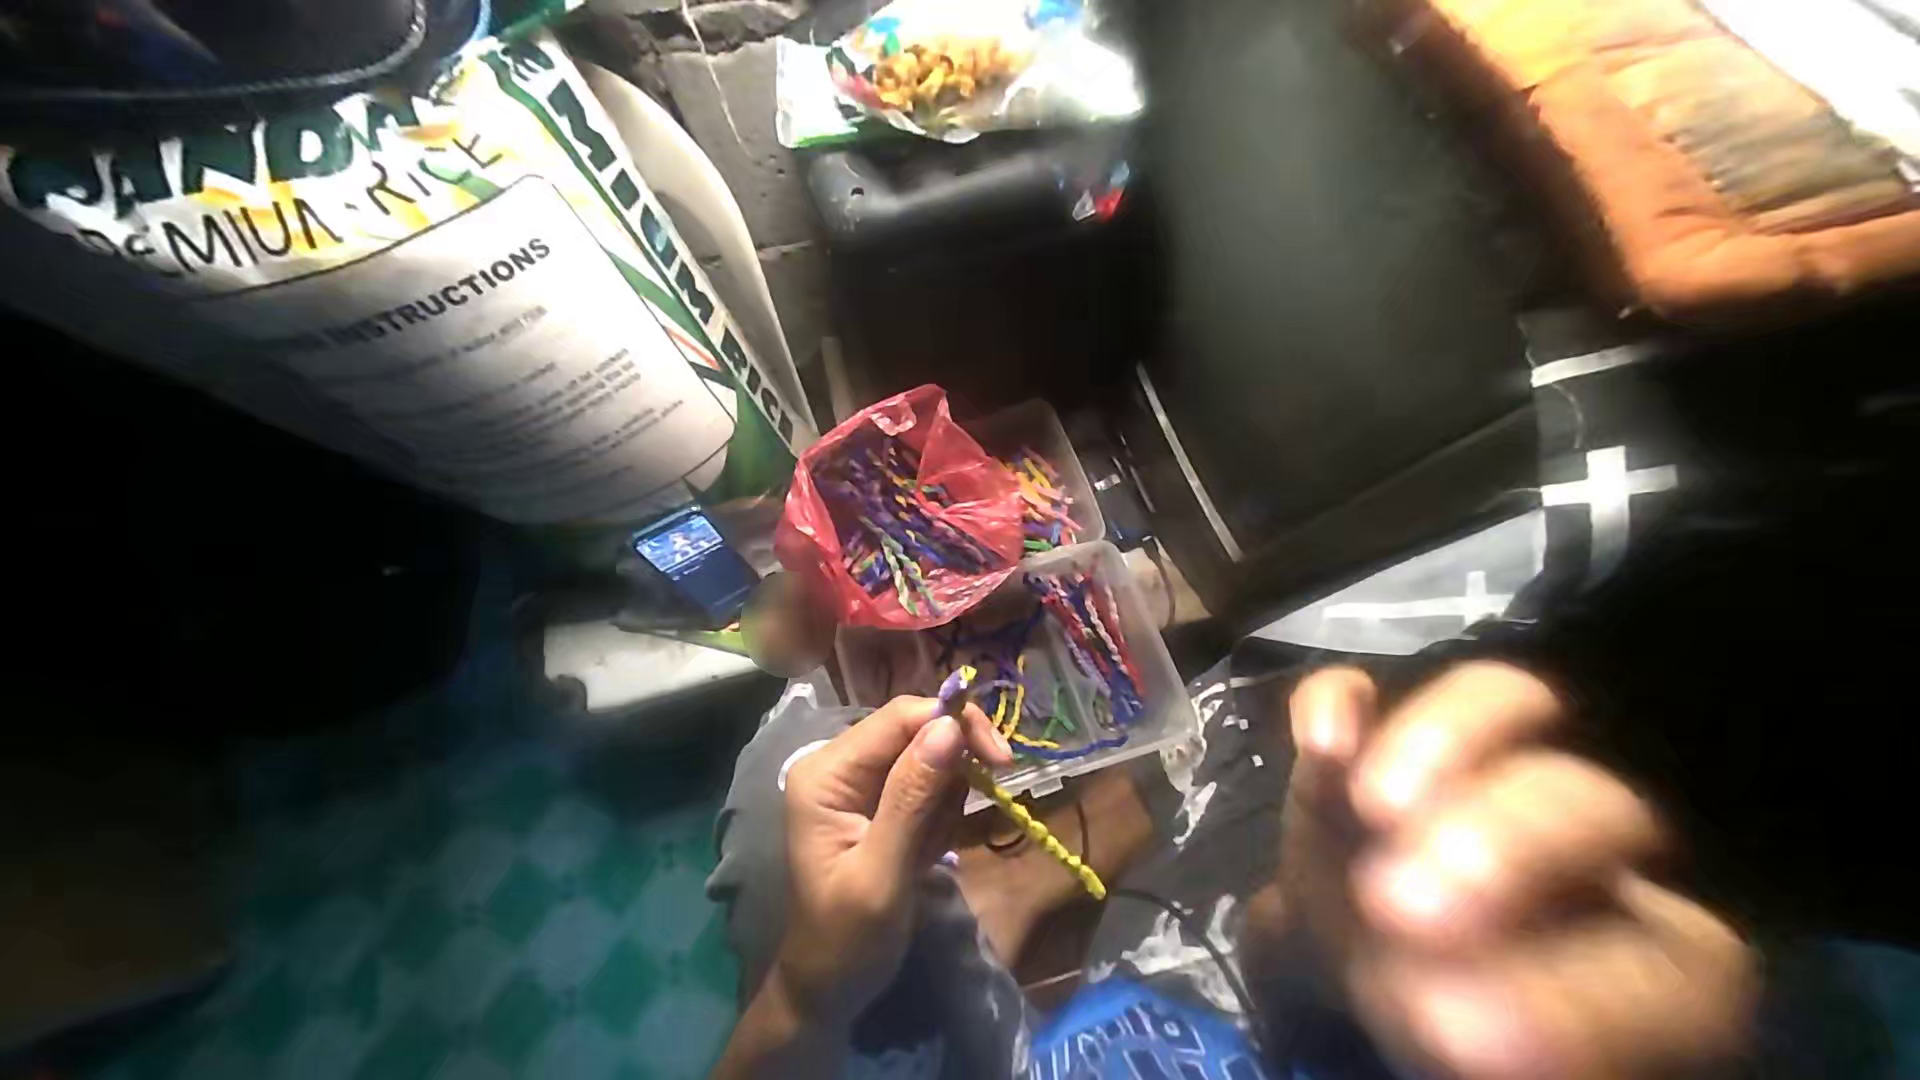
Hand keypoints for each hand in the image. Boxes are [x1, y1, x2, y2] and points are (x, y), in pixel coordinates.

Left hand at [773, 694, 1011, 1024]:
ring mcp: (859, 777)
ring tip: (930, 849)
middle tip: (979, 804)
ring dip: (948, 796)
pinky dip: (942, 809)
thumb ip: (911, 798)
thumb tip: (949, 727)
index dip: (955, 724)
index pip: (900, 717)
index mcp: (827, 771)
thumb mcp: (881, 875)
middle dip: (954, 765)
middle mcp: (840, 761)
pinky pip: (929, 779)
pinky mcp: (879, 794)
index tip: (1001, 760)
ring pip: (930, 752)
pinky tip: (927, 849)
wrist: (831, 986)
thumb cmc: (847, 940)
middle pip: (917, 726)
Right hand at [1275, 662, 1754, 1078]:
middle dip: (1500, 845)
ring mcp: (1465, 759)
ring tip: (1369, 807)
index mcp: (1643, 944)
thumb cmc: (1429, 1004)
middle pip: (1582, 800)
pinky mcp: (1369, 725)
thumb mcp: (1461, 1041)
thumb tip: (1440, 1009)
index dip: (1573, 995)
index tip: (1455, 1034)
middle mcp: (1571, 833)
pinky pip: (1361, 689)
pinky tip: (1322, 744)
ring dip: (1437, 744)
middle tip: (1396, 905)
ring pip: (1499, 701)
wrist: (1350, 938)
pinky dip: (1338, 702)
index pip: (1663, 959)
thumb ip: (1473, 1025)